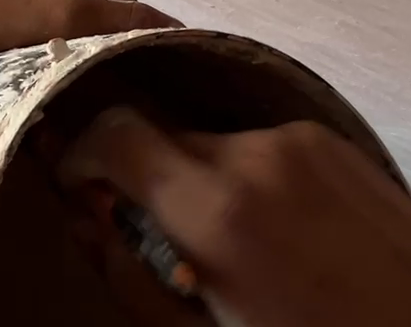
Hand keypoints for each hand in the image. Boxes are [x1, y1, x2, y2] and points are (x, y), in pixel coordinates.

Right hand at [62, 111, 410, 326]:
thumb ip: (130, 278)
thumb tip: (85, 217)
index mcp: (220, 210)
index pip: (114, 133)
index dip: (80, 153)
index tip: (78, 185)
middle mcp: (255, 153)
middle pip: (159, 134)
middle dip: (140, 173)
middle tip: (153, 229)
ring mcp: (299, 139)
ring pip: (207, 140)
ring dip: (195, 177)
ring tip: (228, 240)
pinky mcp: (331, 140)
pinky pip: (257, 144)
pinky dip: (242, 175)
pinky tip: (274, 227)